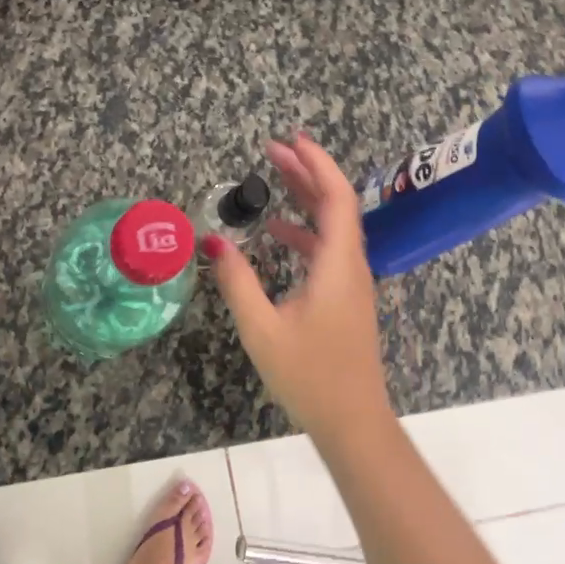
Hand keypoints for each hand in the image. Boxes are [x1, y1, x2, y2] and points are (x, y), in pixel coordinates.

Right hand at [205, 134, 393, 441]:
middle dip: (306, 171)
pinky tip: (276, 232)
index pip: (336, 198)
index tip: (291, 140)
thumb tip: (211, 240)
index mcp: (337, 265)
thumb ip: (237, 282)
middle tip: (273, 149)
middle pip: (335, 204)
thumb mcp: (262, 329)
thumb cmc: (309, 376)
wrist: (353, 423)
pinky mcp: (345, 298)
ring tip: (273, 177)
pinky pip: (327, 248)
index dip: (317, 164)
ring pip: (332, 226)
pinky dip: (304, 230)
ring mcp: (350, 282)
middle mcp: (351, 266)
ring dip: (305, 197)